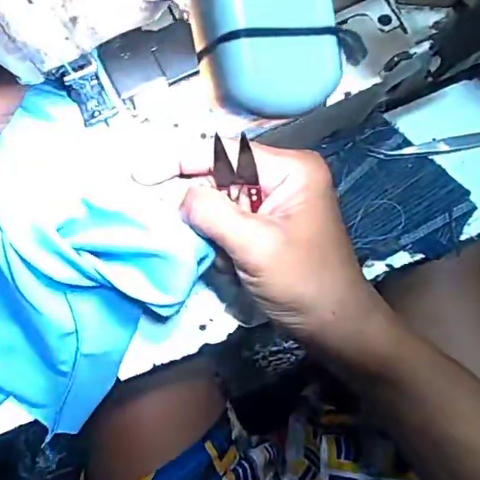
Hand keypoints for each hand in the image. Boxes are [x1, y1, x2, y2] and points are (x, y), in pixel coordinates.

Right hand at [177, 141, 387, 352]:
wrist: (337, 327)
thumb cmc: (305, 285)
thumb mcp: (255, 246)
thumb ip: (212, 212)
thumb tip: (174, 194)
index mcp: (290, 169)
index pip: (224, 152)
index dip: (180, 159)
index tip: (142, 175)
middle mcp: (282, 175)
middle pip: (218, 173)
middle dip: (193, 199)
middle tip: (163, 218)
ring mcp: (274, 200)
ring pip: (218, 198)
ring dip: (206, 226)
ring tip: (214, 253)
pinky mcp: (266, 223)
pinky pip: (226, 218)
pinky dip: (216, 238)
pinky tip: (226, 262)